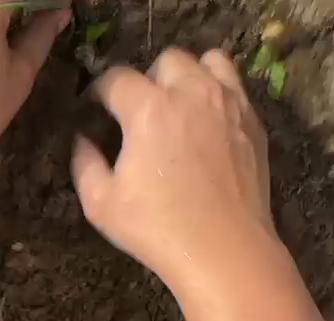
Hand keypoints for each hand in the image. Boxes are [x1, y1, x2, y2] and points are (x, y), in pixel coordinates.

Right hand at [71, 49, 276, 298]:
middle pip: (166, 61)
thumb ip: (84, 164)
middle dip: (147, 80)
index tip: (93, 108)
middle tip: (139, 113)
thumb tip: (81, 140)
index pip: (116, 79)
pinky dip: (216, 95)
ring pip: (207, 62)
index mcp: (148, 109)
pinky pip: (233, 87)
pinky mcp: (252, 120)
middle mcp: (191, 92)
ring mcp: (228, 102)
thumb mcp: (100, 204)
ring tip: (178, 107)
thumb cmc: (154, 228)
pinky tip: (205, 126)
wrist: (220, 246)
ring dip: (187, 77)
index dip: (98, 91)